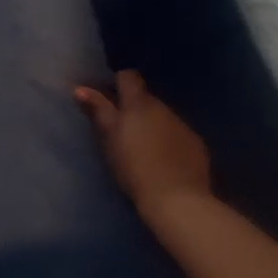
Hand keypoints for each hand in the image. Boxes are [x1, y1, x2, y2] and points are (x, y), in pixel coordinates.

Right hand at [75, 71, 212, 218]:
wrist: (178, 200)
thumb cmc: (135, 168)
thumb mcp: (110, 139)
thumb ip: (98, 110)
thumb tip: (80, 88)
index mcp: (138, 103)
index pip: (128, 76)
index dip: (118, 83)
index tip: (109, 99)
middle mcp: (163, 107)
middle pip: (146, 98)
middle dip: (135, 108)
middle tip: (123, 129)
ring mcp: (182, 125)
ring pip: (163, 116)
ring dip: (153, 125)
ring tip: (145, 147)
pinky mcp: (197, 144)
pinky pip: (179, 134)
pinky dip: (170, 141)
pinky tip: (166, 160)